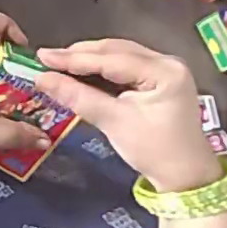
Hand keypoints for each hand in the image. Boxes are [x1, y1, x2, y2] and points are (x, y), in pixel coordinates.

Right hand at [34, 39, 223, 191]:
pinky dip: (101, 68)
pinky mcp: (158, 79)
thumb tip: (42, 78)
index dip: (73, 58)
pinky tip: (81, 70)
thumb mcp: (114, 122)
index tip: (43, 56)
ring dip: (89, 59)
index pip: (111, 58)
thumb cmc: (153, 151)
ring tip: (59, 62)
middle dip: (80, 54)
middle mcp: (167, 61)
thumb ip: (78, 97)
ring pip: (119, 55)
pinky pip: (124, 65)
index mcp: (163, 71)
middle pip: (115, 50)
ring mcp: (164, 69)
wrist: (185, 177)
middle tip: (46, 58)